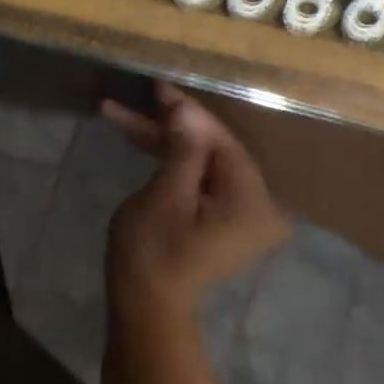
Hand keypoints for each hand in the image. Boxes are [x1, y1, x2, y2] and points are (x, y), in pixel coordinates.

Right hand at [102, 83, 292, 316]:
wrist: (146, 296)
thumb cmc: (152, 248)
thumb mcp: (163, 197)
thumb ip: (181, 153)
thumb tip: (187, 112)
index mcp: (255, 204)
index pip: (225, 145)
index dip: (190, 114)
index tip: (159, 86)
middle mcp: (264, 208)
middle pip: (216, 152)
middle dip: (172, 125)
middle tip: (135, 98)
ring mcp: (247, 216)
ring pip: (205, 164)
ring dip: (164, 141)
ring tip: (119, 116)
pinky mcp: (227, 219)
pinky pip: (203, 179)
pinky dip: (172, 161)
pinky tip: (141, 142)